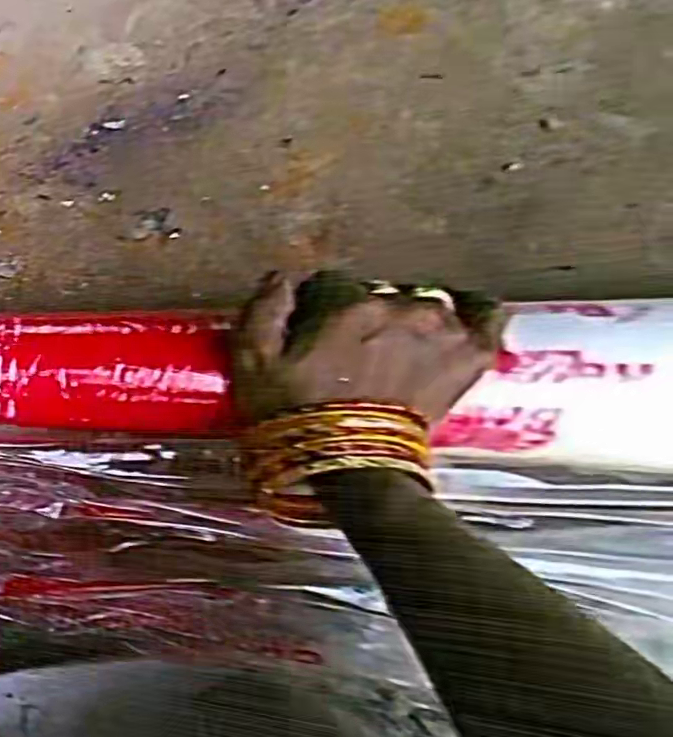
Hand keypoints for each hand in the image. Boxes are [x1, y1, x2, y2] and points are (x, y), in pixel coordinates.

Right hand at [231, 271, 504, 424]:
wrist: (346, 460)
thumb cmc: (288, 410)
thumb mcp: (251, 362)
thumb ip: (263, 311)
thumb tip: (281, 276)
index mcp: (348, 306)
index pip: (328, 282)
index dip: (310, 303)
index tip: (300, 328)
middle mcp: (403, 307)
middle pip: (375, 293)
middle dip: (355, 311)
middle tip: (338, 346)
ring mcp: (447, 328)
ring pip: (421, 302)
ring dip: (400, 316)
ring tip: (383, 345)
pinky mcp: (476, 351)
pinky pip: (485, 310)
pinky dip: (466, 309)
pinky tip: (449, 319)